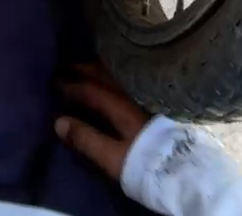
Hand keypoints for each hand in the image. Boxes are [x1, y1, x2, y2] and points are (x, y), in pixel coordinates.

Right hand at [54, 64, 152, 180]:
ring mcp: (145, 99)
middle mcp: (131, 95)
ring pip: (117, 77)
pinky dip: (113, 78)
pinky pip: (126, 83)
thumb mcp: (113, 158)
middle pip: (104, 75)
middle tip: (64, 66)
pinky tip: (112, 82)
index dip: (69, 85)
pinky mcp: (155, 106)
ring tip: (86, 68)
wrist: (189, 175)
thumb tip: (58, 121)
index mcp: (119, 105)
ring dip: (99, 71)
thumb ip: (86, 139)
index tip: (52, 82)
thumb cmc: (147, 165)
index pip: (89, 89)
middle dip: (82, 69)